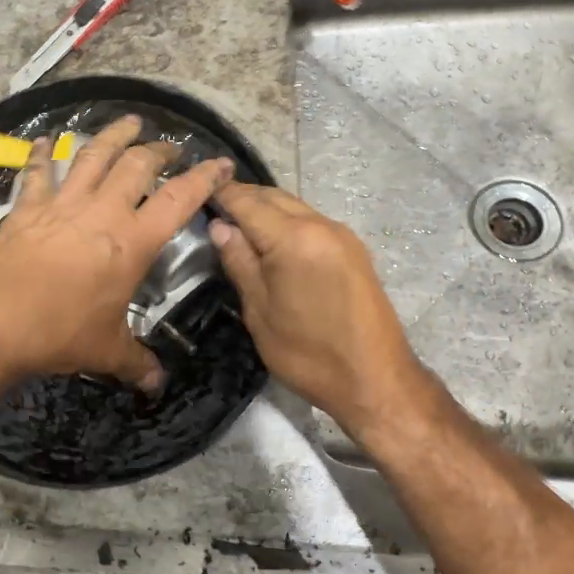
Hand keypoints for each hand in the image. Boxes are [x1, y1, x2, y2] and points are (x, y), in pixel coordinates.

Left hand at [0, 115, 236, 392]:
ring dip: (113, 135)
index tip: (221, 162)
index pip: (179, 199)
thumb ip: (137, 363)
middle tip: (171, 147)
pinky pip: (38, 172)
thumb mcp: (107, 351)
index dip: (205, 178)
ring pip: (93, 156)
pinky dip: (43, 154)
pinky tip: (46, 140)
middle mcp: (102, 212)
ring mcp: (62, 204)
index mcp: (132, 242)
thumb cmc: (59, 334)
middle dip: (159, 150)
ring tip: (130, 121)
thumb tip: (157, 384)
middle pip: (137, 165)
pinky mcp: (28, 207)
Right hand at [209, 183, 429, 436]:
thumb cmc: (309, 355)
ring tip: (237, 227)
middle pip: (273, 197)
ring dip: (265, 209)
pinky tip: (271, 242)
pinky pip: (311, 222)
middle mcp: (321, 226)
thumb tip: (220, 227)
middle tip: (212, 210)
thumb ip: (240, 263)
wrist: (377, 381)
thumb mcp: (260, 312)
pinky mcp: (353, 250)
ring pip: (294, 207)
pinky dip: (287, 222)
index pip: (248, 202)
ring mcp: (342, 236)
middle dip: (242, 198)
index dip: (221, 194)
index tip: (196, 192)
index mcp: (294, 239)